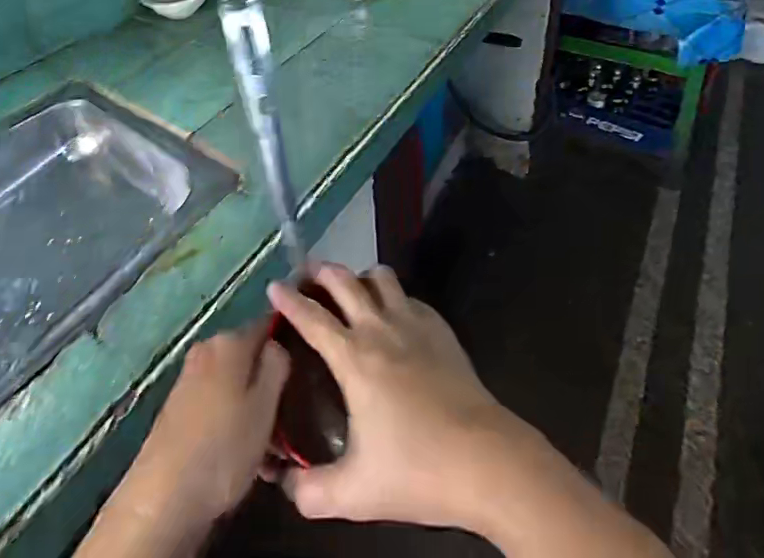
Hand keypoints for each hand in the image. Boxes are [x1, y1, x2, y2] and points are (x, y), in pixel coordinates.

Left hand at [77, 328, 288, 557]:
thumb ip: (276, 366)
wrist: (165, 495)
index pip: (267, 325)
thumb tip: (277, 343)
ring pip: (236, 382)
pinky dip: (234, 418)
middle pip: (250, 356)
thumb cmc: (224, 447)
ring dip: (254, 405)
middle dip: (271, 381)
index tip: (307, 369)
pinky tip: (245, 452)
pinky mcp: (180, 405)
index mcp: (228, 342)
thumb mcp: (264, 407)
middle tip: (292, 415)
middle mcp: (206, 349)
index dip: (289, 343)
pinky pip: (219, 401)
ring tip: (274, 446)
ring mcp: (189, 377)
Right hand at [269, 264, 667, 556]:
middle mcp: (379, 331)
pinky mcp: (442, 332)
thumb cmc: (420, 470)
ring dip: (361, 277)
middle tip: (308, 273)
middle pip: (344, 281)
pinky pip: (412, 299)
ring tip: (352, 288)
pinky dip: (396, 298)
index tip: (273, 285)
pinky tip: (396, 316)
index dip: (288, 299)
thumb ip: (313, 492)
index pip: (311, 317)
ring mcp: (414, 326)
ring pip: (382, 278)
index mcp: (353, 359)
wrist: (490, 463)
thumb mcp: (357, 493)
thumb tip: (287, 489)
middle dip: (321, 271)